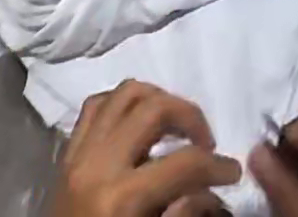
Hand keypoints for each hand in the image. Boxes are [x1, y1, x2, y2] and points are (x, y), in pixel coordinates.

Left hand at [52, 81, 241, 216]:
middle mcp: (97, 165)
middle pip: (155, 108)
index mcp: (119, 199)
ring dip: (158, 100)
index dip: (216, 165)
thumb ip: (182, 215)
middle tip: (205, 142)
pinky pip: (96, 106)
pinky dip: (121, 104)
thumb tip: (212, 191)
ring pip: (126, 93)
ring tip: (175, 126)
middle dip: (190, 116)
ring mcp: (77, 156)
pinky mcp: (64, 156)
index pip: (184, 162)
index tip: (233, 171)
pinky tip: (138, 123)